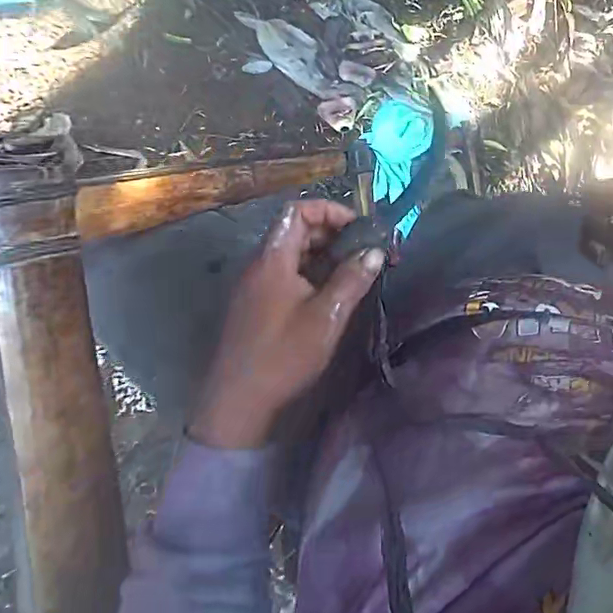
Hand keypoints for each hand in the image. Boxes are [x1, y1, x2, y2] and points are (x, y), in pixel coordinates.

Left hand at [189, 200, 386, 448]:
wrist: (238, 402)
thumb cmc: (283, 355)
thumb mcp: (326, 317)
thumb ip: (351, 279)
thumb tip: (375, 251)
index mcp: (273, 259)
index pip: (297, 211)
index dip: (330, 211)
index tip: (360, 228)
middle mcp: (260, 264)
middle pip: (295, 229)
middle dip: (333, 232)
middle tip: (364, 251)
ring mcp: (255, 284)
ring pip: (292, 252)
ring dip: (324, 254)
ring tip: (354, 271)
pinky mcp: (256, 304)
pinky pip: (285, 273)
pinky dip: (311, 272)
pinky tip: (331, 292)